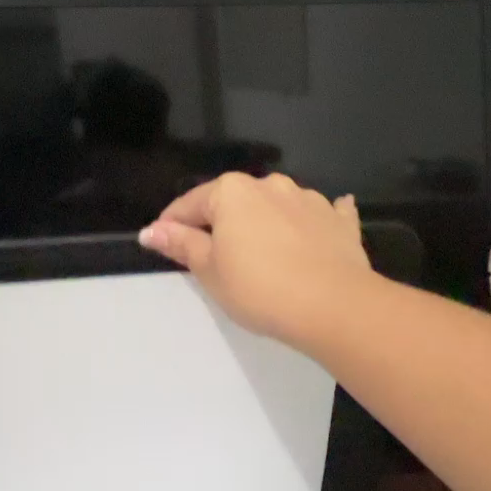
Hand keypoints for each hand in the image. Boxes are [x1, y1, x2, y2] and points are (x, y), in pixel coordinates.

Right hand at [138, 173, 374, 341]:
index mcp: (233, 192)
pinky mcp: (338, 220)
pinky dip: (311, 222)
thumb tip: (151, 230)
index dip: (172, 224)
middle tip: (213, 258)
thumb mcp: (210, 271)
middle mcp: (271, 185)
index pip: (191, 204)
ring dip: (264, 223)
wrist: (333, 305)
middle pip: (235, 202)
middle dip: (221, 224)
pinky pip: (319, 215)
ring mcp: (309, 199)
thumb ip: (181, 244)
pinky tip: (313, 232)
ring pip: (276, 207)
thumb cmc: (260, 289)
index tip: (162, 244)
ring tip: (261, 256)